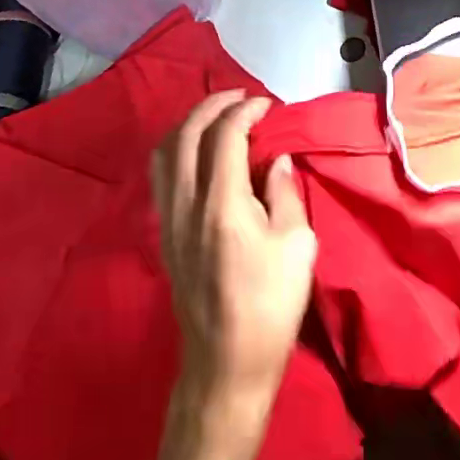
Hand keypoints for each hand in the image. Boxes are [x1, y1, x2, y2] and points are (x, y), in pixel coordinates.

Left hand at [152, 90, 316, 399]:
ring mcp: (168, 222)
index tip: (268, 105)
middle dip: (211, 106)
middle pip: (185, 137)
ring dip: (188, 126)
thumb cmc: (271, 302)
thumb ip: (284, 193)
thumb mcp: (298, 244)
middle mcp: (186, 206)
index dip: (245, 111)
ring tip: (217, 117)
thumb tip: (276, 162)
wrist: (227, 362)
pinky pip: (162, 178)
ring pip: (164, 155)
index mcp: (222, 205)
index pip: (224, 136)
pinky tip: (202, 155)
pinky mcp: (165, 237)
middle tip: (240, 97)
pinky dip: (179, 151)